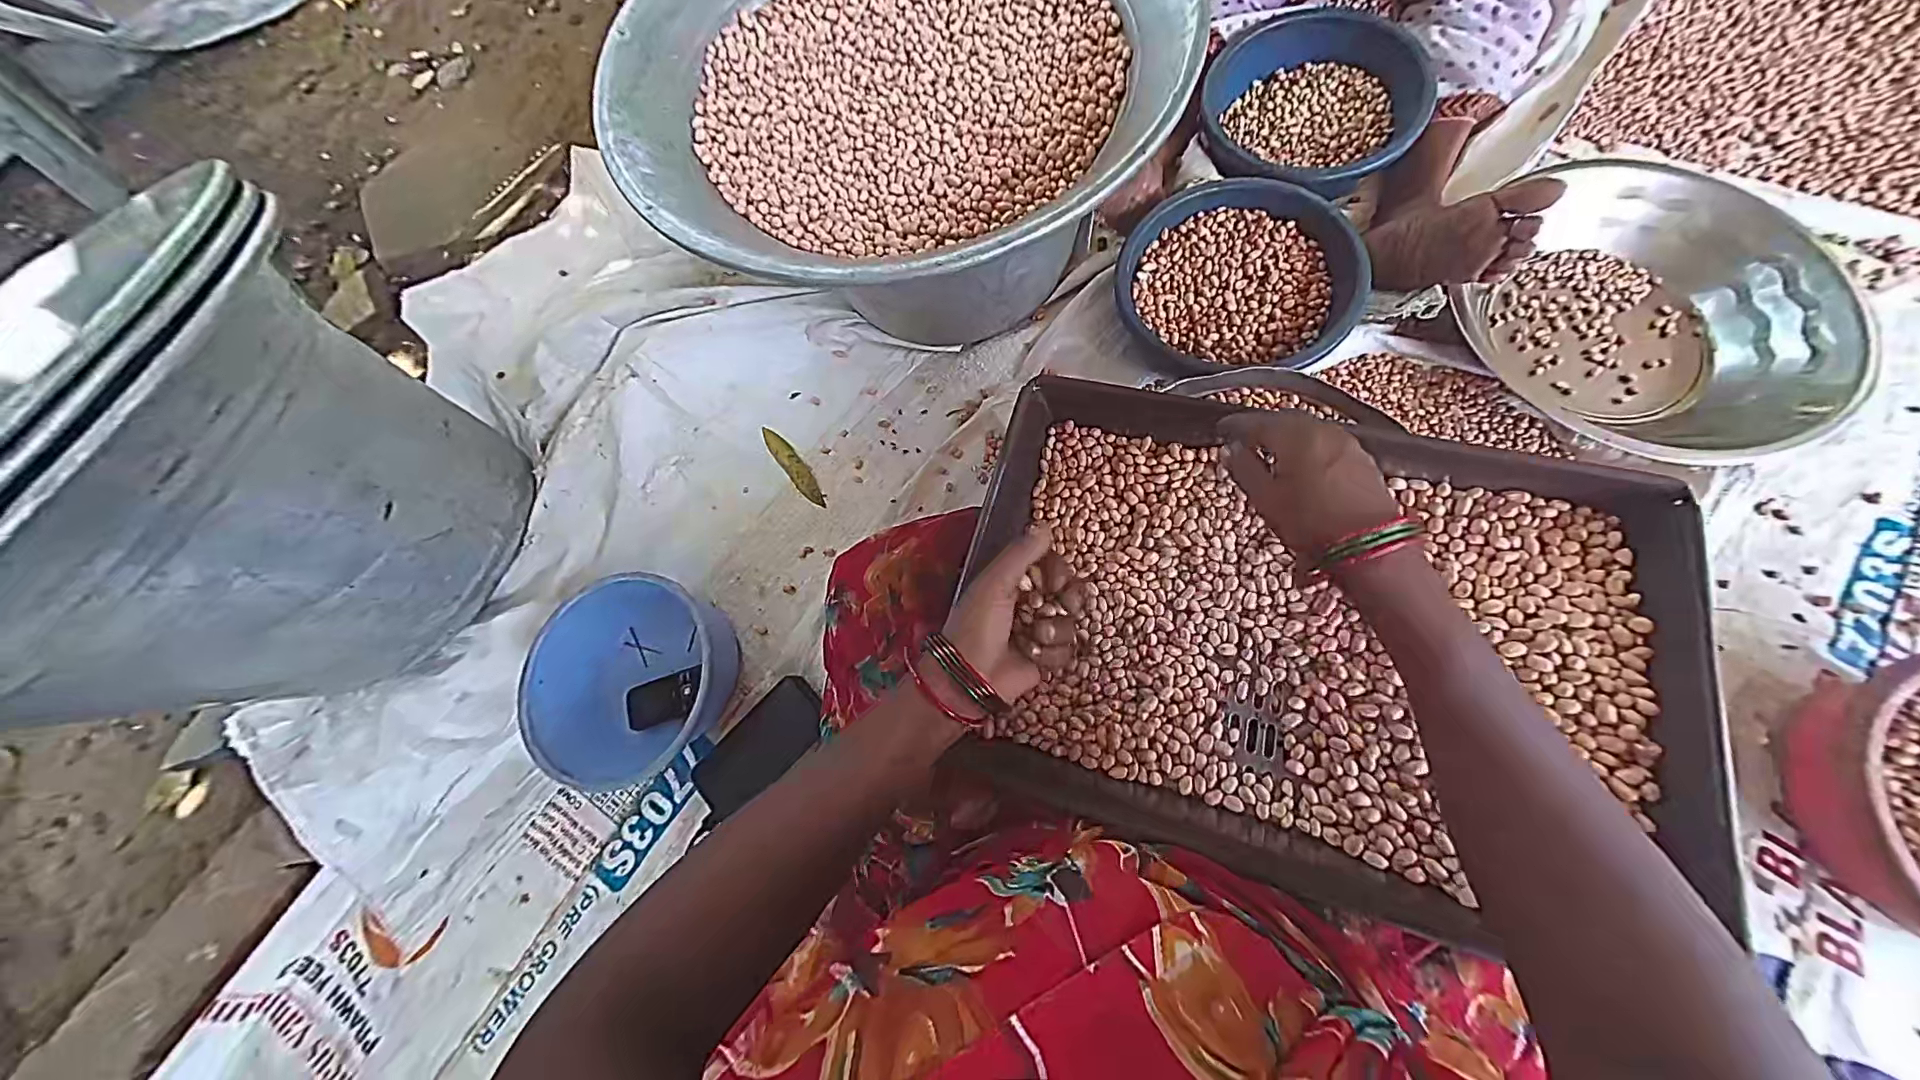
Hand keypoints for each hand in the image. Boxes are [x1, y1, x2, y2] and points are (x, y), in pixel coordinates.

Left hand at [942, 525, 1058, 704]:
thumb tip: (1045, 527)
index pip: (1052, 566)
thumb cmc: (976, 626)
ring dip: (1054, 630)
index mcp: (1014, 581)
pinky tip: (1034, 656)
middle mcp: (1030, 603)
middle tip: (1055, 605)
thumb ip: (1020, 554)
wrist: (970, 678)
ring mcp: (1040, 631)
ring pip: (1072, 622)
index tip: (1054, 582)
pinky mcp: (1048, 659)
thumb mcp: (995, 584)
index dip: (1059, 572)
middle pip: (1069, 591)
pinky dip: (1052, 654)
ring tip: (1033, 637)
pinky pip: (1069, 649)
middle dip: (1066, 600)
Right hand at [1219, 411, 1400, 555]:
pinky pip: (1327, 443)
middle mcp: (1324, 431)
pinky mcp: (1362, 459)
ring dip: (1287, 437)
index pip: (1258, 421)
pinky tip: (1301, 464)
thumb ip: (1245, 469)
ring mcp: (1347, 443)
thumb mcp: (1266, 498)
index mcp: (1296, 435)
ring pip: (1309, 430)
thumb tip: (1231, 451)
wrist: (1368, 544)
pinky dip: (1309, 447)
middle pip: (1286, 420)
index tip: (1224, 429)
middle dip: (1263, 427)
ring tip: (1271, 452)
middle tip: (1244, 439)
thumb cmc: (1312, 522)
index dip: (1237, 425)